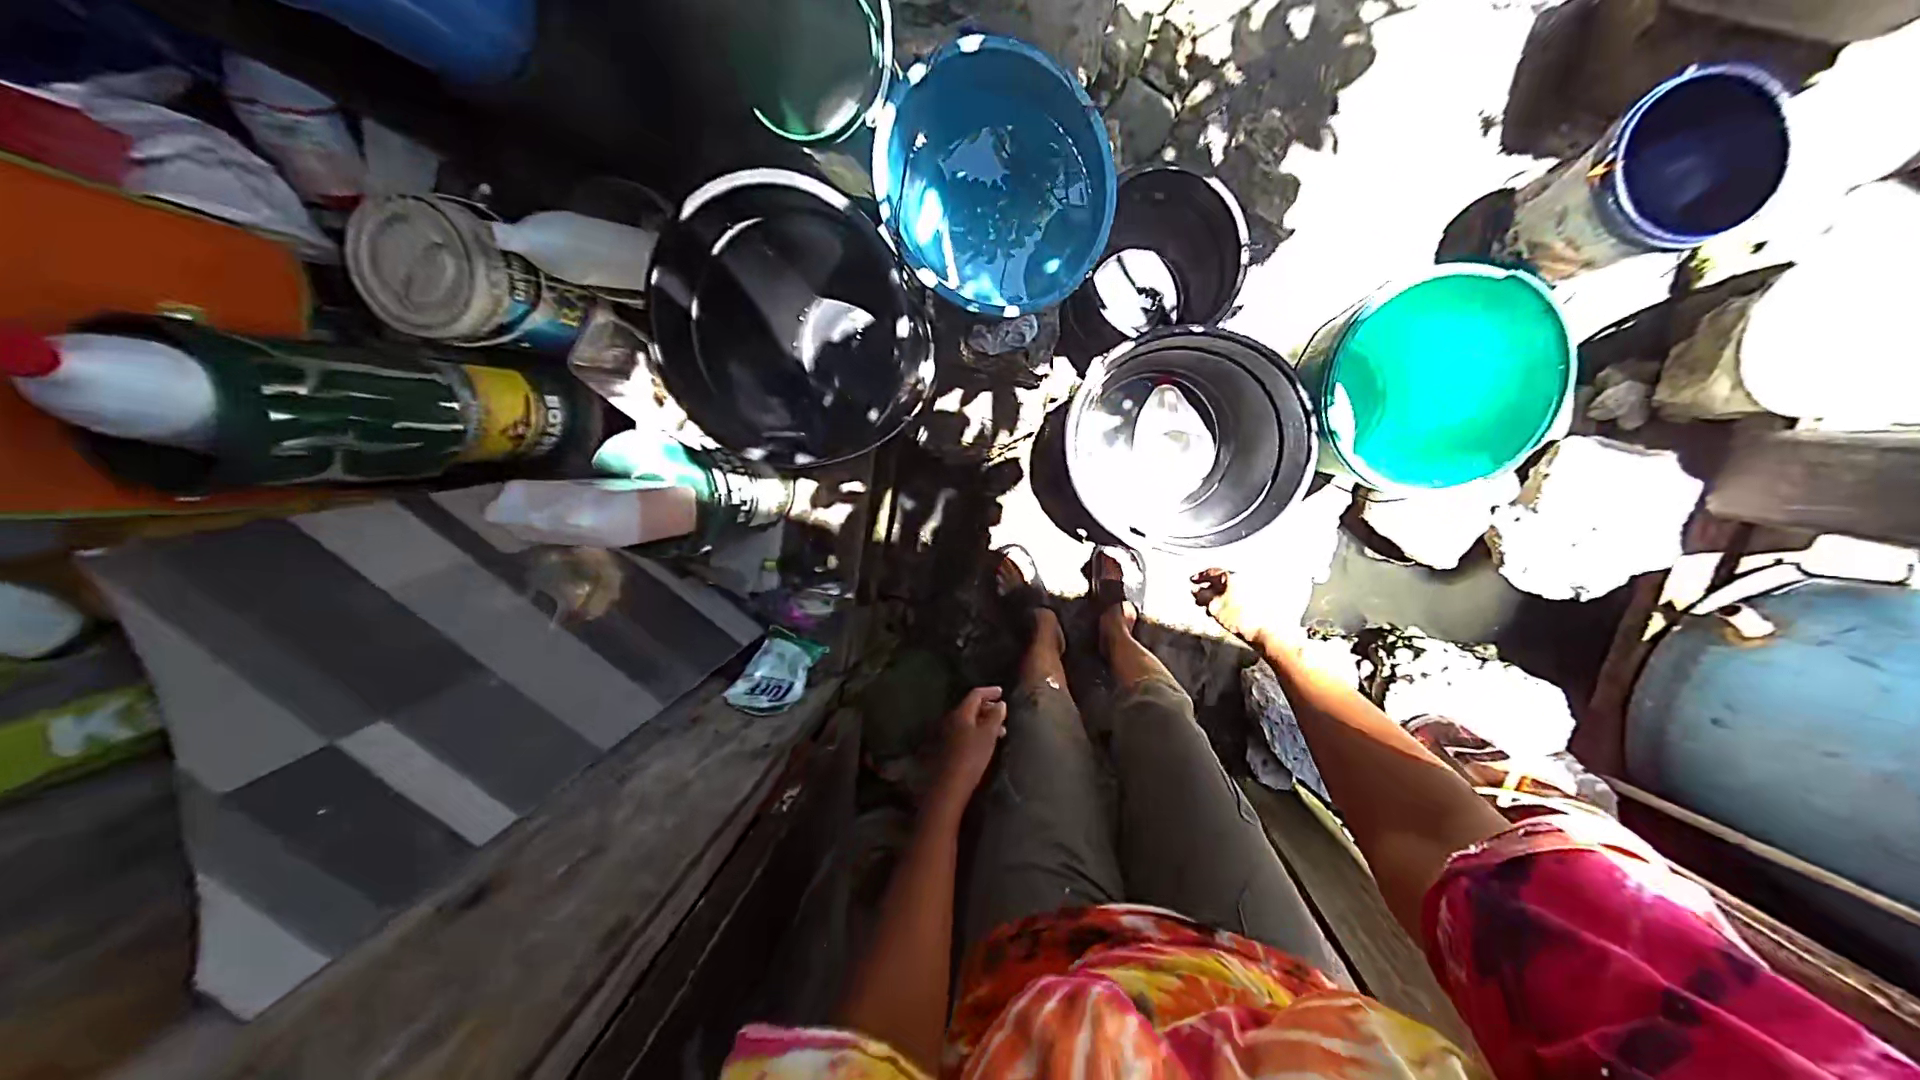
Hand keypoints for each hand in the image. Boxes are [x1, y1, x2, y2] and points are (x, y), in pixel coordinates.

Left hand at [933, 686, 1006, 805]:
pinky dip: (977, 731)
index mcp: (961, 713)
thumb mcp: (988, 735)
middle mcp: (952, 719)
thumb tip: (1000, 704)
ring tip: (1000, 730)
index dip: (989, 692)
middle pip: (970, 707)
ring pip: (969, 720)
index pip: (975, 694)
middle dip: (988, 707)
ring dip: (984, 721)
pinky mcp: (948, 746)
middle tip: (1002, 712)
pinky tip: (986, 742)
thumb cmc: (971, 756)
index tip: (1001, 692)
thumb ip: (995, 717)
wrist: (950, 784)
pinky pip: (965, 731)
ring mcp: (948, 733)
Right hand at [1191, 568, 1269, 643]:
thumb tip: (1195, 590)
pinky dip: (1226, 600)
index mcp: (1234, 575)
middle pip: (1221, 580)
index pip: (1213, 571)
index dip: (1200, 576)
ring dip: (1216, 596)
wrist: (1263, 631)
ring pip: (1228, 588)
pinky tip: (1221, 612)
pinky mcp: (1256, 599)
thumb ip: (1202, 595)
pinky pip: (1236, 595)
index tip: (1191, 581)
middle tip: (1198, 597)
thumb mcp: (1213, 605)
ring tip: (1207, 608)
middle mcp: (1244, 578)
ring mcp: (1251, 588)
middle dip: (1207, 588)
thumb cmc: (1238, 617)